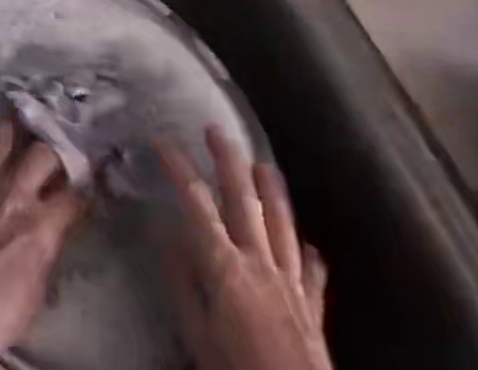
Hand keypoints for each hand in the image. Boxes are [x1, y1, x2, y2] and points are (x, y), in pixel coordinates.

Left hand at [0, 120, 87, 369]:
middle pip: (44, 151)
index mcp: (43, 222)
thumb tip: (56, 224)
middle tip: (60, 143)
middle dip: (56, 146)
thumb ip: (51, 241)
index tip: (93, 173)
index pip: (77, 191)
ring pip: (4, 135)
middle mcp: (17, 192)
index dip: (88, 181)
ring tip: (25, 119)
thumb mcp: (42, 279)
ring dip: (17, 128)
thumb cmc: (3, 307)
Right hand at [156, 126, 330, 369]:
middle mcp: (260, 263)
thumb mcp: (195, 330)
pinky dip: (310, 255)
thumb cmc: (236, 366)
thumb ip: (182, 281)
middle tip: (218, 131)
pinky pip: (313, 274)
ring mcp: (291, 283)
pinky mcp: (313, 308)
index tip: (163, 142)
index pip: (197, 203)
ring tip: (266, 165)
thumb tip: (167, 235)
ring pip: (282, 225)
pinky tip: (312, 244)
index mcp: (225, 266)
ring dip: (273, 192)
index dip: (179, 168)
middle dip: (229, 162)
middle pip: (243, 202)